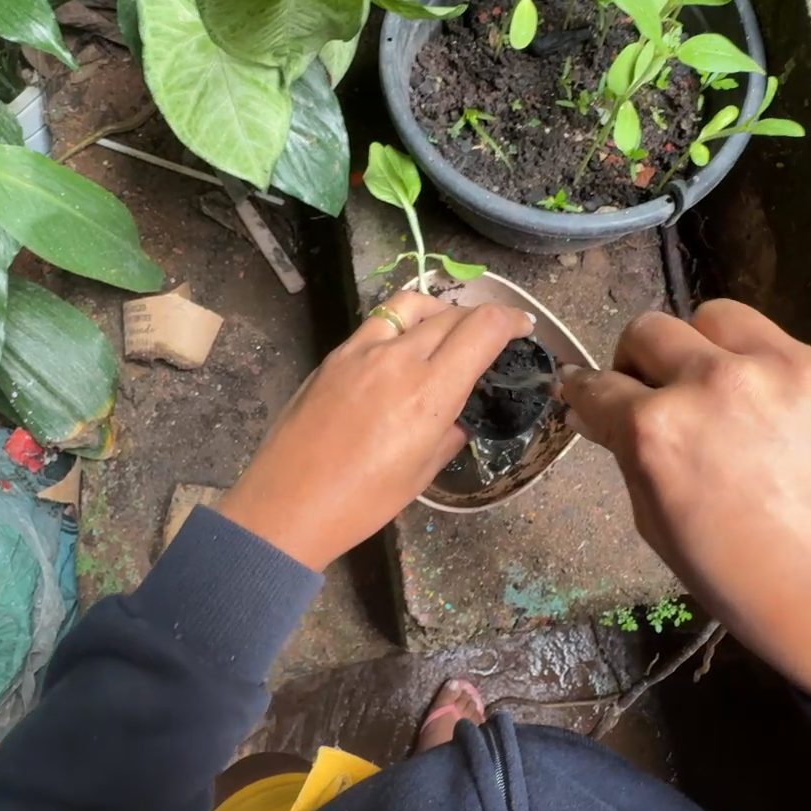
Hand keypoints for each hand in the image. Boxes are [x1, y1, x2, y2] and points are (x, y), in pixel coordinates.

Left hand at [217, 290, 534, 570]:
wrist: (288, 505)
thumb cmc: (362, 503)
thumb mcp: (421, 474)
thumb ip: (448, 435)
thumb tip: (456, 418)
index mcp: (430, 392)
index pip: (482, 329)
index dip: (511, 320)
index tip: (522, 327)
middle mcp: (400, 359)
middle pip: (452, 314)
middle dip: (481, 317)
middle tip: (491, 335)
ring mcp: (362, 351)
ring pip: (412, 305)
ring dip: (440, 310)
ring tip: (446, 329)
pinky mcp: (334, 355)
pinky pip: (378, 322)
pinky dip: (402, 323)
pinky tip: (401, 347)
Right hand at [559, 301, 810, 710]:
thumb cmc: (745, 587)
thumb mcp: (658, 528)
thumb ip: (629, 459)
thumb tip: (604, 417)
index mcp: (659, 430)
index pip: (597, 386)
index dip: (583, 393)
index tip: (583, 395)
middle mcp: (716, 381)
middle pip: (649, 330)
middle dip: (635, 362)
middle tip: (650, 395)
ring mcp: (787, 367)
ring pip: (717, 318)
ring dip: (699, 349)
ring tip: (716, 392)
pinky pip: (783, 348)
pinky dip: (763, 373)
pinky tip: (783, 422)